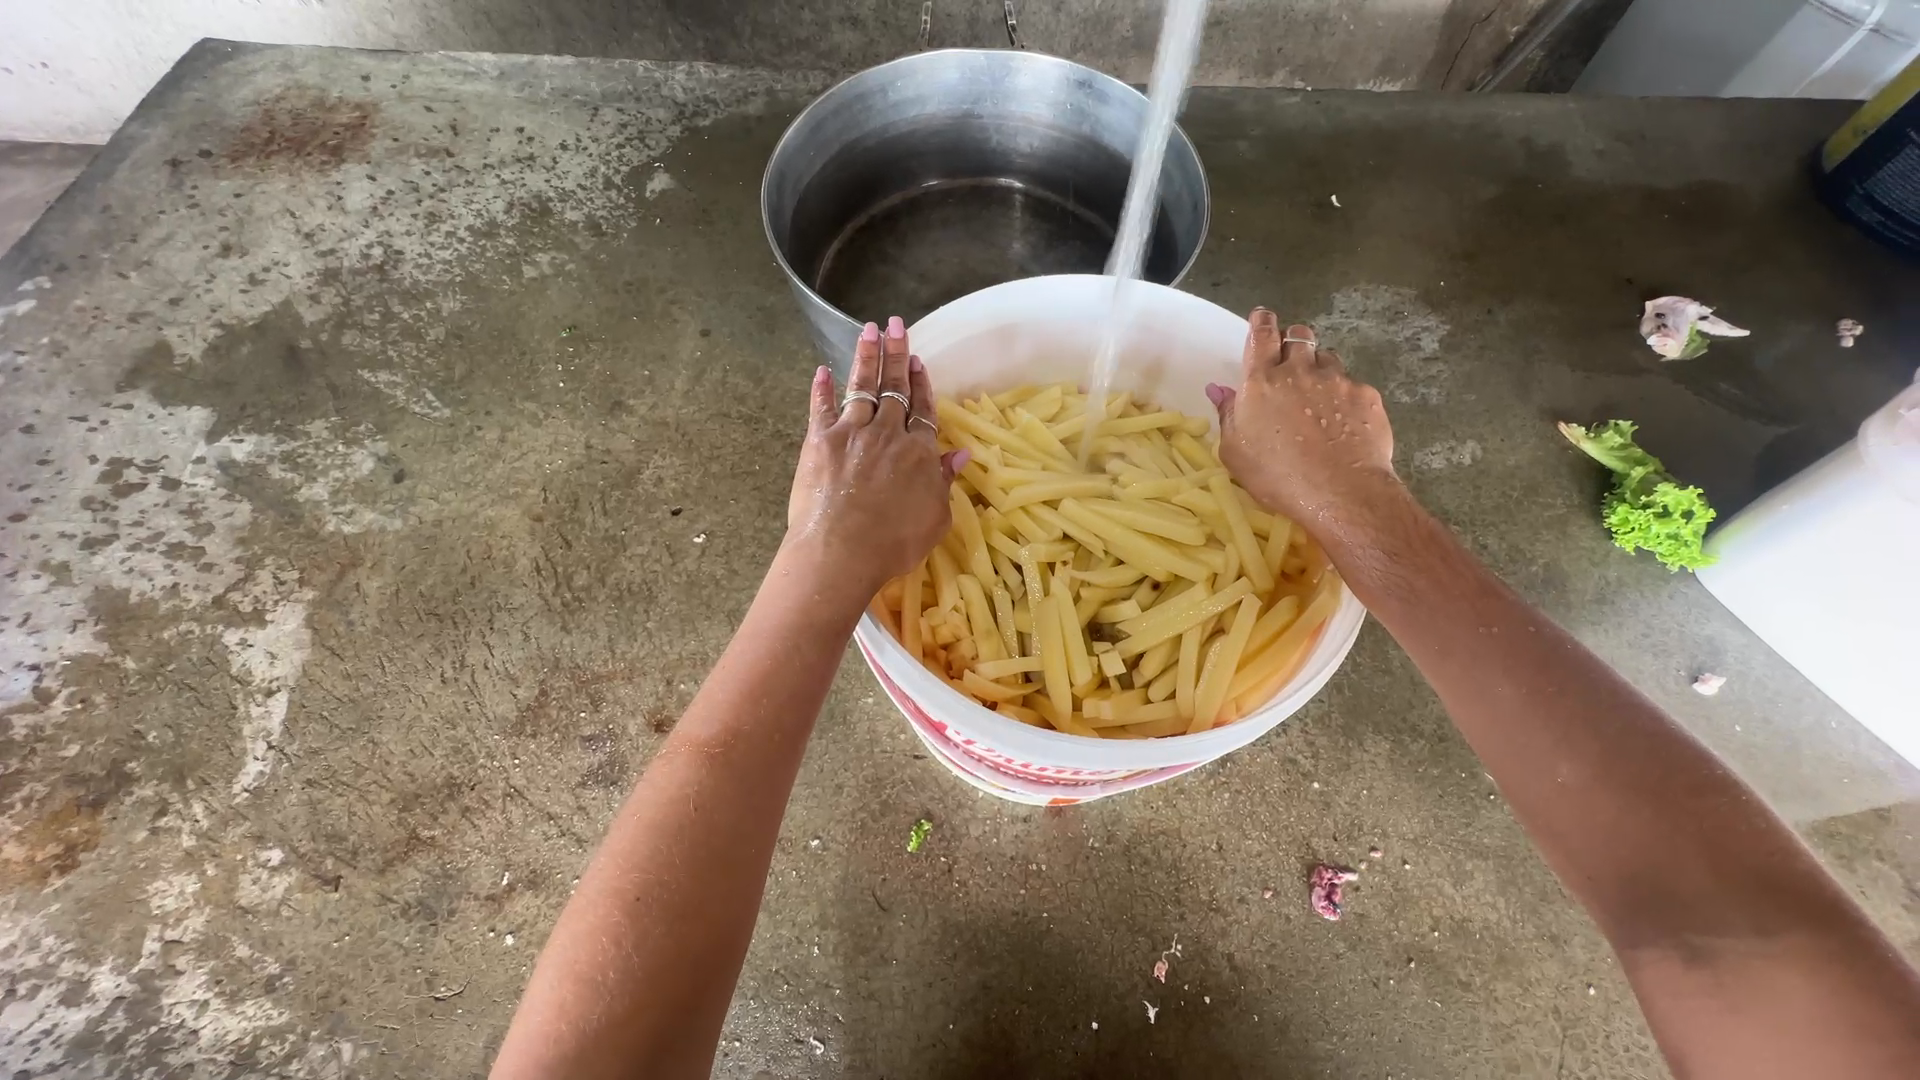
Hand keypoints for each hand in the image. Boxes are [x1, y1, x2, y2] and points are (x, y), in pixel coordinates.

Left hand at [786, 316, 967, 597]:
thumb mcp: (935, 518)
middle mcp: (888, 433)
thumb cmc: (895, 543)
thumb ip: (944, 483)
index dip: (922, 385)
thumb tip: (959, 454)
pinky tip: (823, 371)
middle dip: (896, 354)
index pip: (923, 410)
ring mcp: (852, 433)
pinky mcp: (820, 441)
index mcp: (919, 452)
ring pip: (862, 387)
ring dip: (866, 357)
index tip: (919, 362)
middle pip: (894, 388)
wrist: (842, 551)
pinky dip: (822, 389)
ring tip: (869, 330)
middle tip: (896, 324)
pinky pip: (822, 408)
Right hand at [1206, 309, 1400, 531]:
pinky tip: (1341, 422)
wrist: (1339, 492)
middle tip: (1289, 361)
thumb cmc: (1275, 476)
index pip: (1261, 335)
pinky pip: (1351, 386)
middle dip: (1292, 340)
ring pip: (1327, 358)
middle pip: (1299, 335)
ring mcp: (1337, 381)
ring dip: (1319, 368)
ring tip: (1317, 395)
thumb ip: (1228, 415)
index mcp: (1262, 382)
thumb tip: (1219, 390)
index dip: (1261, 322)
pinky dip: (1343, 397)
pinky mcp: (1365, 395)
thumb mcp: (1235, 451)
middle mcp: (1299, 371)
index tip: (1262, 317)